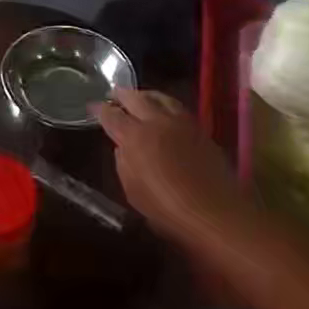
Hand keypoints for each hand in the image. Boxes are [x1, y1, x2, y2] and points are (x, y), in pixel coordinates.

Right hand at [94, 88, 247, 240]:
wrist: (216, 214)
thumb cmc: (166, 208)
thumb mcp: (132, 191)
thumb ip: (123, 163)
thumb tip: (123, 148)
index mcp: (134, 136)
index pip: (111, 114)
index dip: (100, 109)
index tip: (93, 107)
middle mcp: (157, 122)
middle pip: (136, 98)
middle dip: (122, 94)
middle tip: (115, 94)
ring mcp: (182, 124)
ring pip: (161, 98)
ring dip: (147, 95)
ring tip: (140, 97)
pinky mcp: (201, 132)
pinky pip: (178, 109)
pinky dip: (166, 106)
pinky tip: (165, 113)